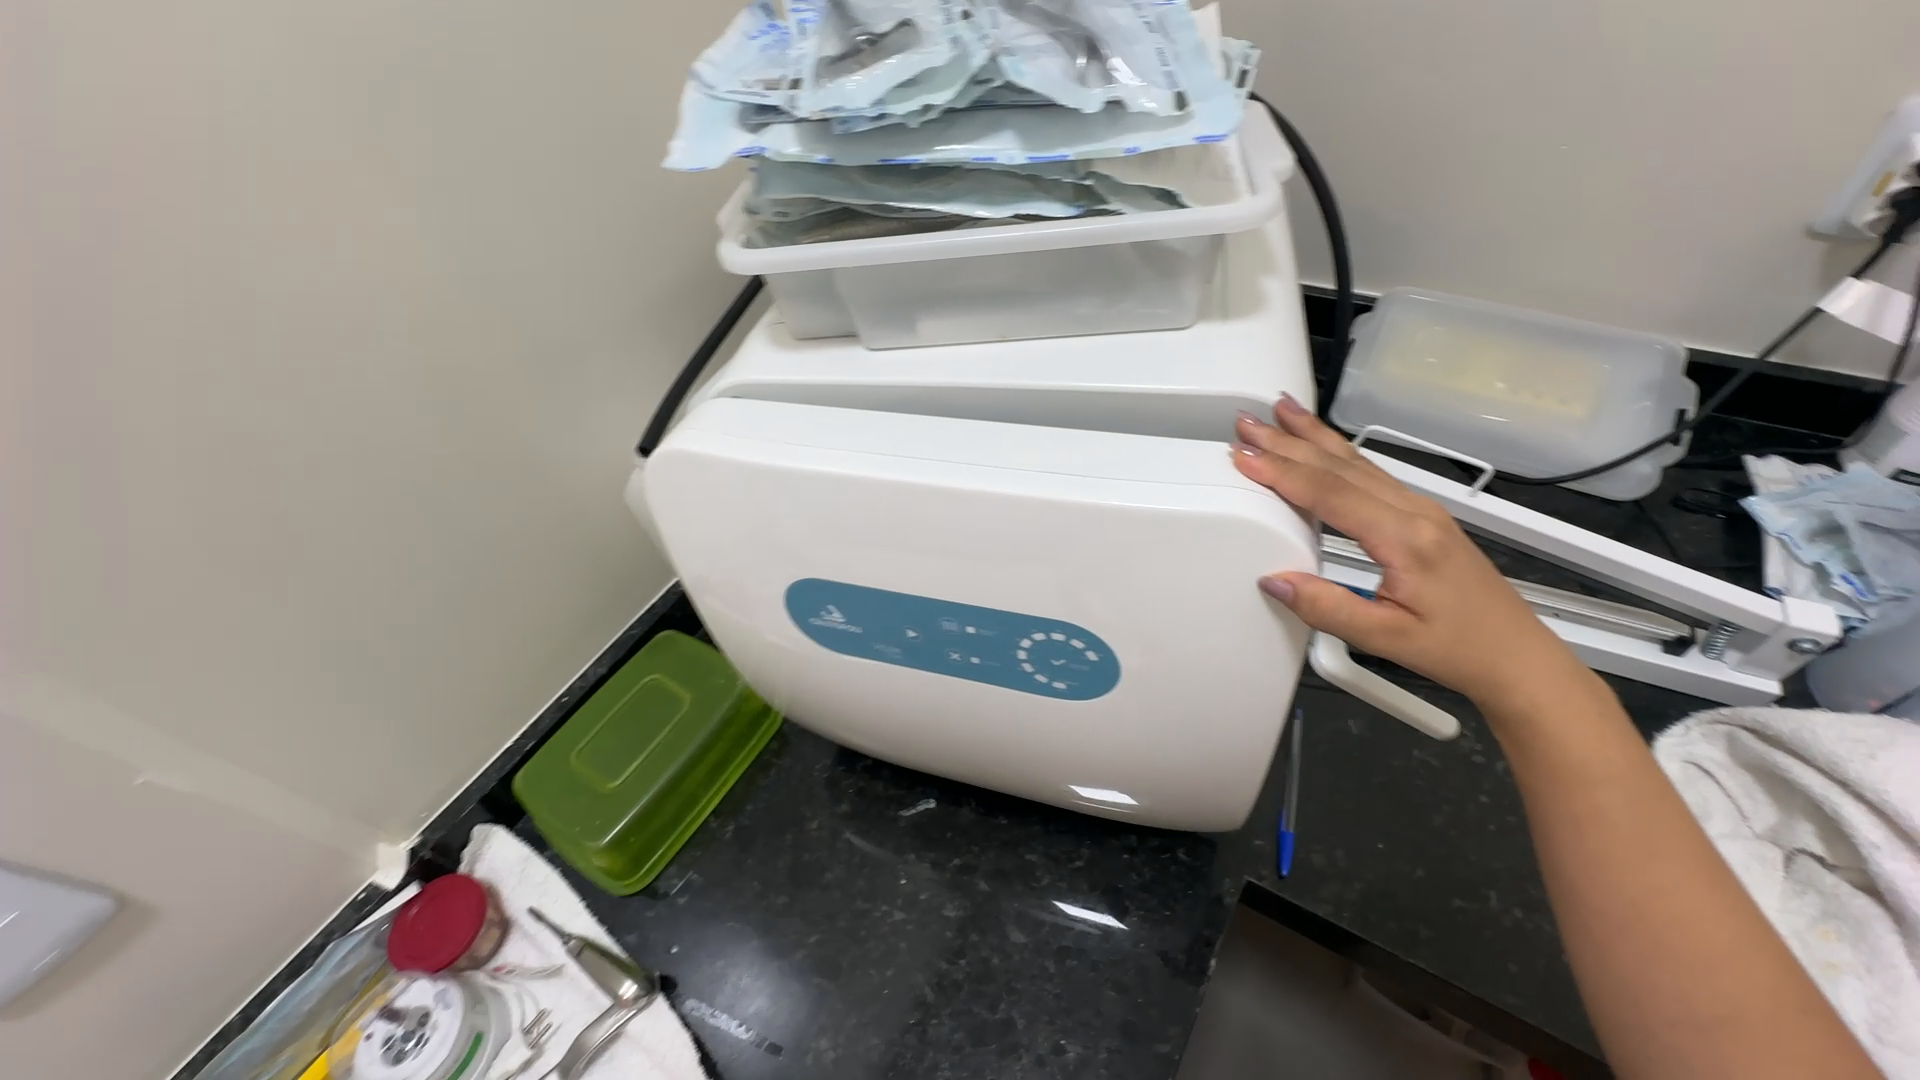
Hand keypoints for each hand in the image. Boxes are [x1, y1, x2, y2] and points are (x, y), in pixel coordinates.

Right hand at [1231, 395, 1585, 711]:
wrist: (1515, 655)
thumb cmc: (1458, 648)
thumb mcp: (1386, 639)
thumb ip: (1327, 607)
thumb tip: (1275, 580)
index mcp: (1406, 538)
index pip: (1332, 494)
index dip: (1283, 473)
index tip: (1244, 457)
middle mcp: (1415, 512)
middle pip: (1341, 466)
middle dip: (1289, 441)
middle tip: (1247, 422)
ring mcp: (1421, 510)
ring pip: (1357, 462)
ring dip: (1312, 436)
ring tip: (1280, 409)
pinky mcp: (1422, 516)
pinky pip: (1371, 472)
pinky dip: (1337, 451)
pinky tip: (1322, 443)